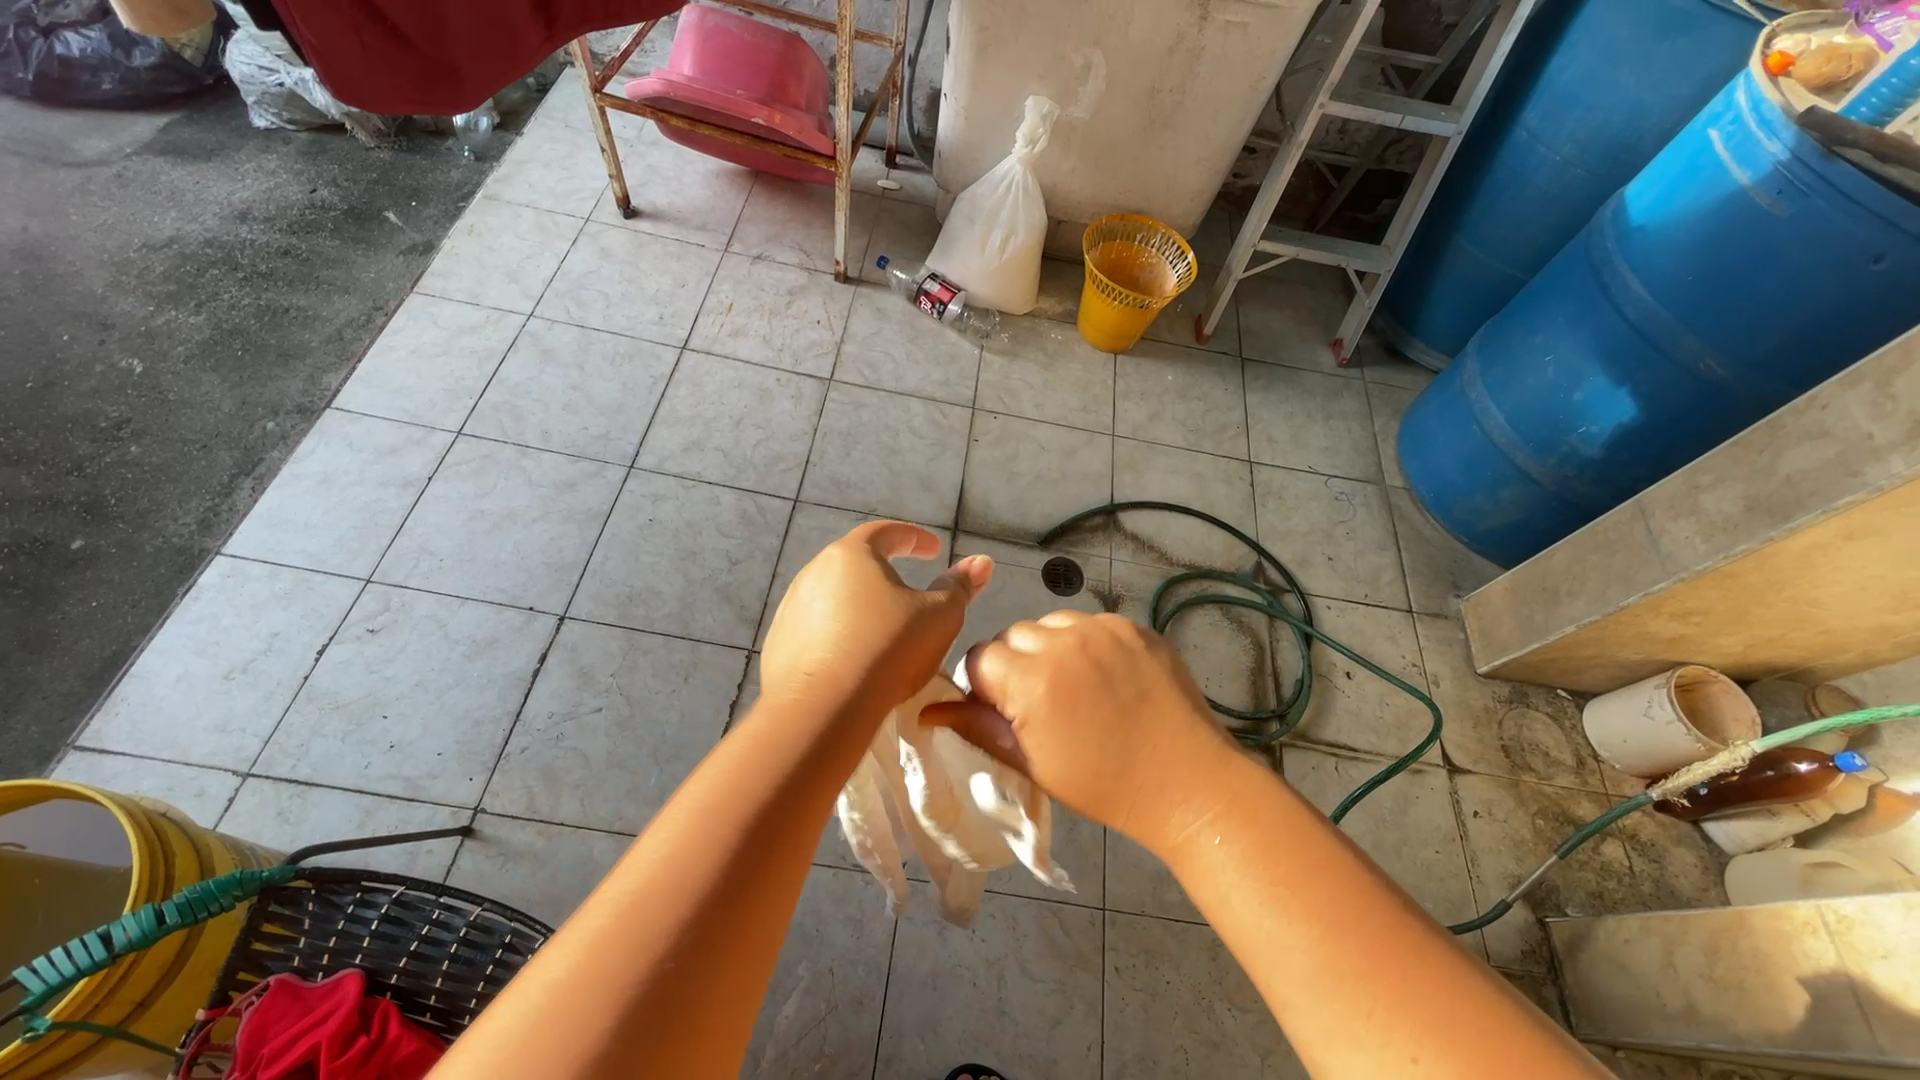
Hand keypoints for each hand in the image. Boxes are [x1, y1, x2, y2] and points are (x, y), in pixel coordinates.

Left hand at [760, 522, 991, 723]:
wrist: (822, 708)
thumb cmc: (888, 649)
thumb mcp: (939, 616)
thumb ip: (959, 586)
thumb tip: (982, 562)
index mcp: (853, 554)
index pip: (887, 532)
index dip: (915, 538)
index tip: (934, 549)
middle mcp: (815, 571)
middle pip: (856, 563)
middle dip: (885, 572)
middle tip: (910, 590)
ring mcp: (792, 607)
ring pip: (834, 597)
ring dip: (860, 605)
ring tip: (884, 630)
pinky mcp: (779, 643)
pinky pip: (817, 629)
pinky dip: (839, 634)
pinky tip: (854, 658)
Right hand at [923, 612, 1243, 851]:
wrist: (1187, 782)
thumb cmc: (1102, 784)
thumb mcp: (1030, 762)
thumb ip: (977, 727)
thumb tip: (926, 710)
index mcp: (1030, 680)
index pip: (978, 658)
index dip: (984, 686)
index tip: (1006, 713)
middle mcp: (1062, 641)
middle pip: (1012, 636)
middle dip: (1014, 664)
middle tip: (1040, 705)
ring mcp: (1103, 628)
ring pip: (1050, 624)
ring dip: (1049, 649)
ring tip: (1074, 688)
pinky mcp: (1134, 626)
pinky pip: (1091, 623)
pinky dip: (1087, 644)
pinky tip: (1107, 678)